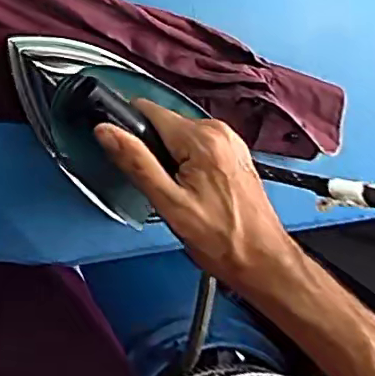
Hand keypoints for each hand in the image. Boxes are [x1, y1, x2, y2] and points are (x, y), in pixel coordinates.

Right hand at [95, 100, 295, 282]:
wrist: (268, 266)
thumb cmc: (225, 242)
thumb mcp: (170, 205)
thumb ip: (135, 162)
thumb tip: (106, 131)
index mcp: (201, 138)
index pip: (146, 109)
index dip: (132, 131)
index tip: (136, 159)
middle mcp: (218, 130)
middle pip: (162, 123)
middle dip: (154, 149)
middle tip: (165, 186)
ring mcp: (229, 140)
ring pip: (178, 134)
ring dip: (172, 156)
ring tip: (183, 191)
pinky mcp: (234, 151)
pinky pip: (195, 143)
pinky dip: (188, 160)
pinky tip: (198, 189)